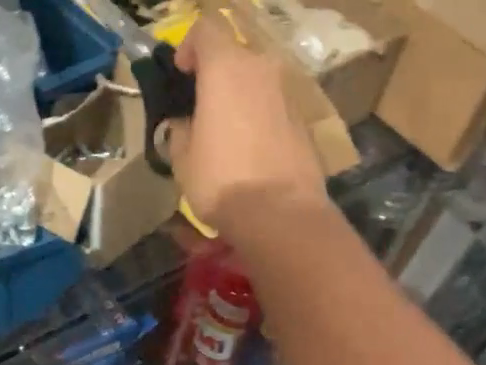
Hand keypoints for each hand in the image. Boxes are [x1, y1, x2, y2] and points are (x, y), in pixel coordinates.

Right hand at [166, 17, 329, 234]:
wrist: (280, 214)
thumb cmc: (222, 181)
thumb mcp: (184, 160)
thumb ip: (181, 132)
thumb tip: (185, 123)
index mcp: (226, 68)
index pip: (206, 28)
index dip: (189, 46)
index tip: (182, 74)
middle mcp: (261, 69)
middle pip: (235, 56)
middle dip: (217, 77)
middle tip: (203, 109)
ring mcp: (287, 93)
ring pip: (258, 84)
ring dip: (241, 100)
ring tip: (228, 136)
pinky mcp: (304, 122)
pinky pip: (275, 109)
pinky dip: (261, 120)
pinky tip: (252, 154)